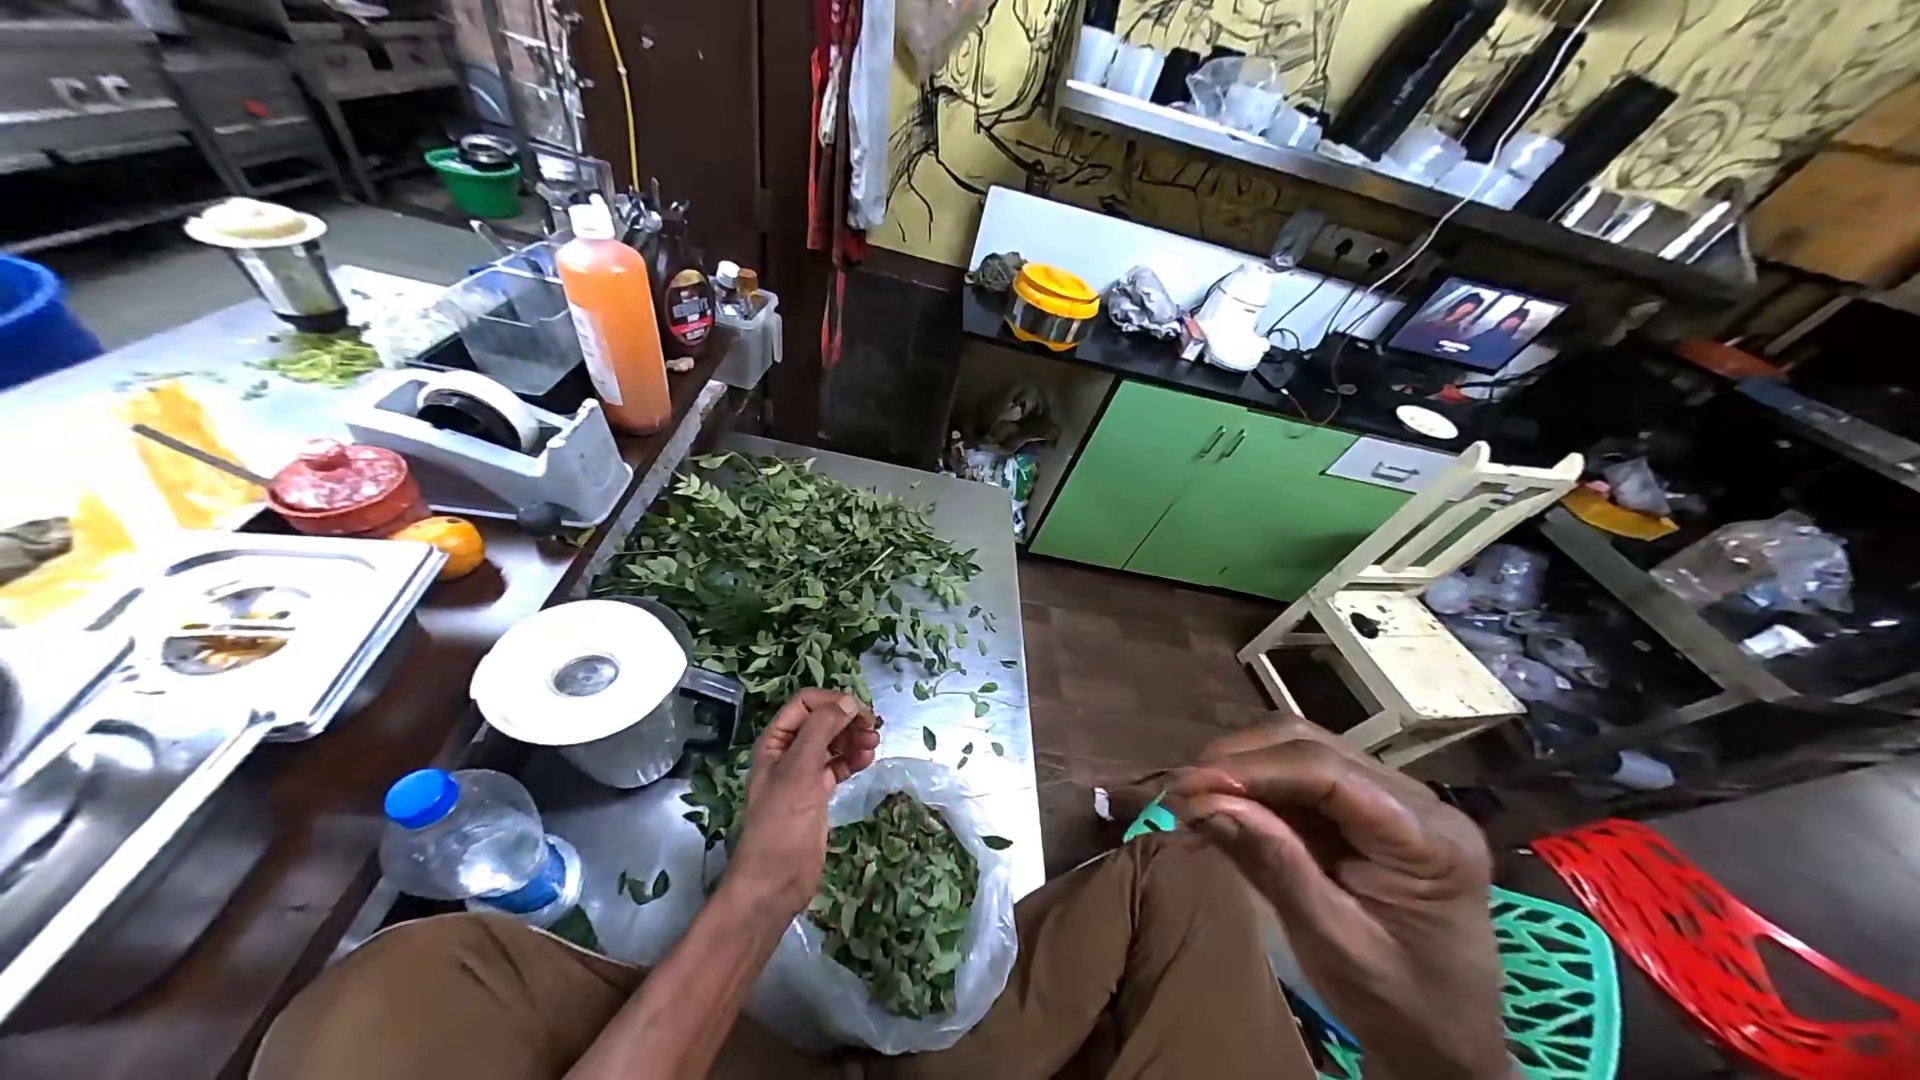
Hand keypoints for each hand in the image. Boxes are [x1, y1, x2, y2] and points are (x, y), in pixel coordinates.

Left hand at [728, 689, 879, 917]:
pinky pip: (838, 765)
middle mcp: (788, 752)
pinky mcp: (817, 793)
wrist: (776, 879)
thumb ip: (822, 730)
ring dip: (854, 739)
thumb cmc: (782, 821)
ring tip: (873, 746)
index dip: (832, 702)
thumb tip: (848, 702)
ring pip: (833, 743)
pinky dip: (853, 759)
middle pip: (822, 721)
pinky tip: (867, 761)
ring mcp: (803, 774)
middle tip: (873, 730)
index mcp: (775, 741)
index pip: (805, 703)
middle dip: (847, 720)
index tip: (860, 711)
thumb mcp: (799, 769)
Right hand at [1173, 722, 1507, 1079]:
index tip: (1191, 788)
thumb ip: (1275, 866)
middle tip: (1184, 792)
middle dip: (1239, 759)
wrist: (1442, 1038)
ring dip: (1241, 765)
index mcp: (1429, 839)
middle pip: (1310, 744)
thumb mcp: (1333, 944)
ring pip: (1298, 745)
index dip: (1253, 770)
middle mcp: (1414, 799)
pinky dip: (1252, 782)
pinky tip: (1222, 803)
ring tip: (1197, 797)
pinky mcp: (1362, 802)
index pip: (1328, 773)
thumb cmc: (1398, 1004)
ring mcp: (1389, 795)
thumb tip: (1206, 804)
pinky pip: (1296, 771)